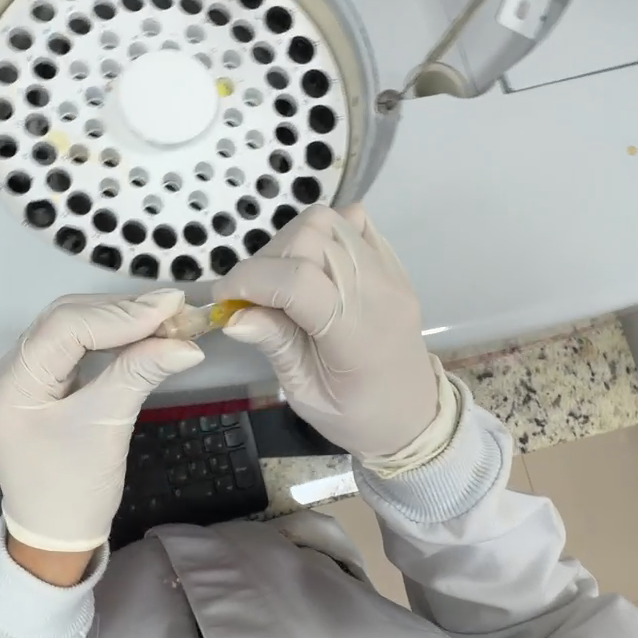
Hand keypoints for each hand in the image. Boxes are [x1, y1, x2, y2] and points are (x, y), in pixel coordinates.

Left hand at [0, 290, 205, 566]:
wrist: (55, 536)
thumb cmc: (75, 491)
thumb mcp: (107, 427)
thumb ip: (139, 373)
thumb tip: (187, 343)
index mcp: (9, 386)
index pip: (64, 327)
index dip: (120, 313)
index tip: (171, 307)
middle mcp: (4, 373)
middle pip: (64, 321)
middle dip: (121, 313)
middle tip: (174, 309)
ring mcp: (16, 377)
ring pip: (68, 330)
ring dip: (116, 322)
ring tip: (164, 318)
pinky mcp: (35, 384)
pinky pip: (70, 349)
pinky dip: (106, 340)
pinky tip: (139, 335)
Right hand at [212, 205, 450, 469]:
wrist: (413, 416)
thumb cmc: (357, 417)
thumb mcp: (306, 394)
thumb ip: (276, 345)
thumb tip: (233, 317)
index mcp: (357, 335)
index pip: (298, 280)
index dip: (250, 281)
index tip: (224, 300)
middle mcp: (378, 291)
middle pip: (310, 238)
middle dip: (267, 262)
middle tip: (253, 297)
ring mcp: (388, 271)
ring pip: (328, 221)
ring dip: (290, 244)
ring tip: (279, 281)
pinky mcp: (390, 263)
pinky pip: (352, 222)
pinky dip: (321, 234)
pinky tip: (311, 266)